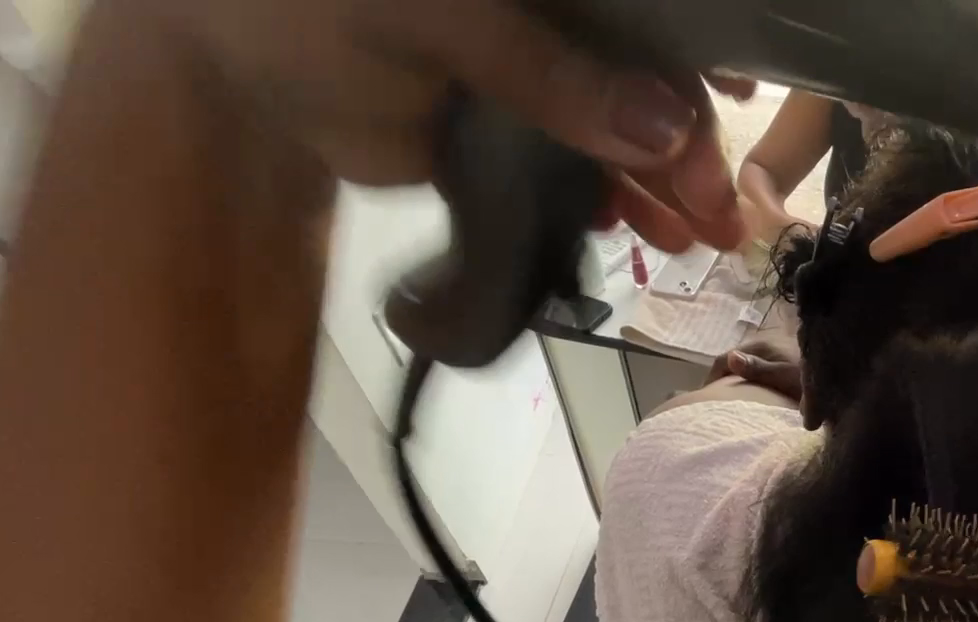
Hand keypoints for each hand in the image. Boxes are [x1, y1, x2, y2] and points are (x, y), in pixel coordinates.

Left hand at [144, 0, 746, 249]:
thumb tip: (666, 127)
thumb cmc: (312, 0)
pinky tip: (635, 230)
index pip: (644, 9)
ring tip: (698, 242)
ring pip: (619, 138)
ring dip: (661, 190)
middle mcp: (553, 22)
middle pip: (643, 84)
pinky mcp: (513, 144)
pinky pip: (578, 177)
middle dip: (685, 150)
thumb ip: (550, 71)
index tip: (744, 97)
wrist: (233, 69)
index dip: (699, 51)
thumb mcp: (435, 15)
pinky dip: (609, 205)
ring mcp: (535, 86)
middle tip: (719, 217)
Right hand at [707, 338, 802, 401]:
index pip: (722, 360)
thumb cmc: (808, 376)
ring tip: (731, 403)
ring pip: (742, 366)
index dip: (711, 380)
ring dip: (735, 382)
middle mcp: (761, 344)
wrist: (839, 372)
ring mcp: (770, 351)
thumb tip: (729, 357)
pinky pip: (755, 370)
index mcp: (758, 346)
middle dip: (721, 383)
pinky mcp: (779, 360)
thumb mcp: (783, 375)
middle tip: (716, 405)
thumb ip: (757, 368)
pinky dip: (749, 382)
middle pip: (731, 363)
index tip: (705, 401)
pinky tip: (753, 395)